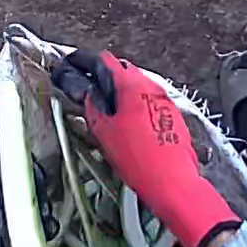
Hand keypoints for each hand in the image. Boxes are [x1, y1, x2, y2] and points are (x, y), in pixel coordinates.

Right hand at [52, 48, 241, 246]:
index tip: (70, 64)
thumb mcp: (103, 130)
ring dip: (118, 90)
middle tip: (84, 86)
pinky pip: (147, 100)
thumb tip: (85, 92)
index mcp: (130, 85)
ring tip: (104, 106)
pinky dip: (133, 103)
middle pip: (120, 69)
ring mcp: (164, 100)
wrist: (175, 185)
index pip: (101, 60)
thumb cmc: (138, 159)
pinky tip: (125, 120)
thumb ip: (92, 105)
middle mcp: (150, 86)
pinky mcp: (172, 115)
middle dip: (101, 75)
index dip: (81, 61)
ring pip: (135, 85)